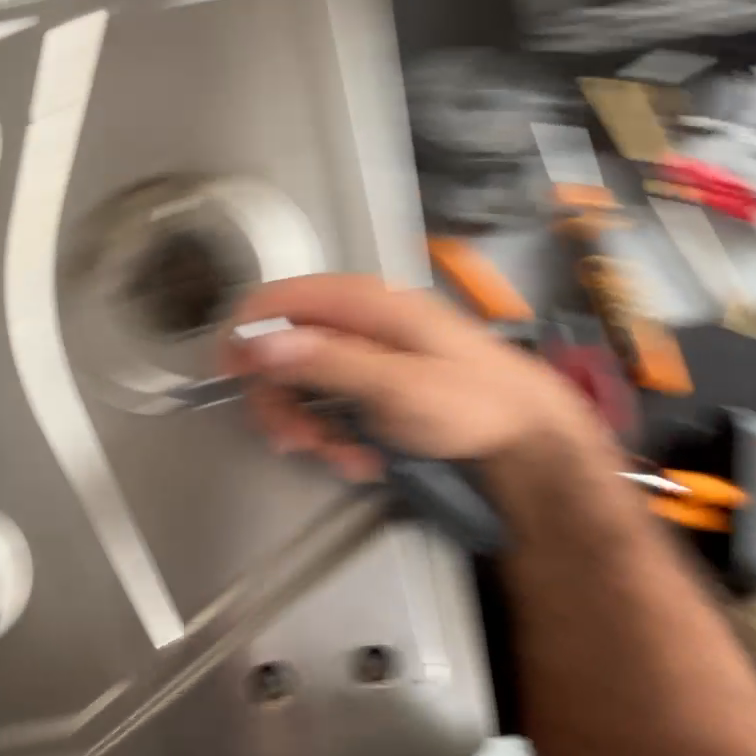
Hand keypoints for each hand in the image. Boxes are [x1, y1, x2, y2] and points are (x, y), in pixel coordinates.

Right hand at [219, 273, 607, 482]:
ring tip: (340, 455)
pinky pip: (329, 405)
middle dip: (282, 400)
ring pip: (302, 385)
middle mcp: (358, 322)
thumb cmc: (471, 404)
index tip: (230, 377)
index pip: (279, 299)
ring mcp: (365, 353)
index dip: (246, 334)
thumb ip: (327, 361)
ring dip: (309, 427)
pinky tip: (360, 456)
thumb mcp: (397, 386)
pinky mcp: (372, 383)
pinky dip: (334, 435)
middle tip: (294, 438)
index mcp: (364, 304)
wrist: (525, 436)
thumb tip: (262, 343)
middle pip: (283, 350)